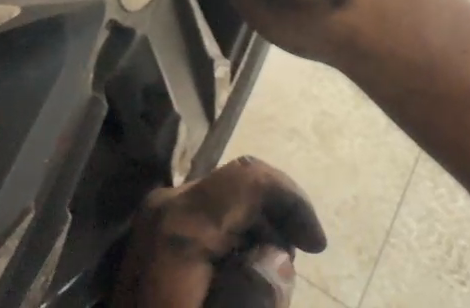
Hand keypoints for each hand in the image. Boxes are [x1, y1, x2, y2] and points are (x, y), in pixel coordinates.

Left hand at [113, 155, 325, 307]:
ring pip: (225, 210)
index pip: (250, 176)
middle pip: (240, 193)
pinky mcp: (152, 238)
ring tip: (255, 292)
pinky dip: (231, 250)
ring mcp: (154, 219)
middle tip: (283, 285)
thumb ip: (254, 291)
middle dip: (274, 229)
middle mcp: (164, 205)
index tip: (317, 249)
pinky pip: (205, 227)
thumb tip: (275, 255)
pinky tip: (232, 288)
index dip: (293, 201)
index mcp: (180, 220)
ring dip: (253, 242)